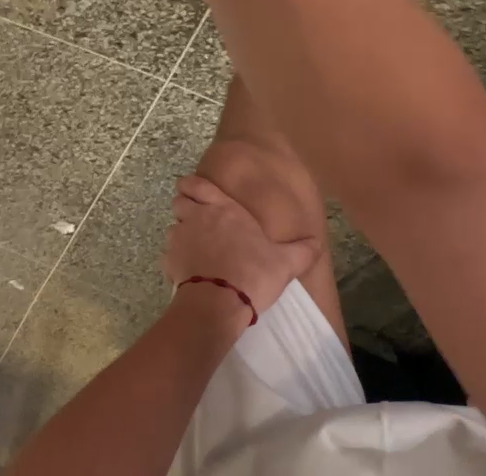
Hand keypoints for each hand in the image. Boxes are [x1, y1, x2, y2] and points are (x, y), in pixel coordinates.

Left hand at [161, 175, 320, 314]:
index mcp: (223, 208)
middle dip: (185, 208)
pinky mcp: (169, 260)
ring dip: (182, 235)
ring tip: (196, 250)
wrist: (219, 301)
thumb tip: (316, 243)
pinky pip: (169, 255)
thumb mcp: (285, 263)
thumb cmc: (253, 273)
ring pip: (173, 227)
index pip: (196, 184)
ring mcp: (180, 237)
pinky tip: (189, 273)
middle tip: (198, 222)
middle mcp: (197, 216)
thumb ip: (301, 251)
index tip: (193, 191)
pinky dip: (176, 260)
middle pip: (179, 202)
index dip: (191, 185)